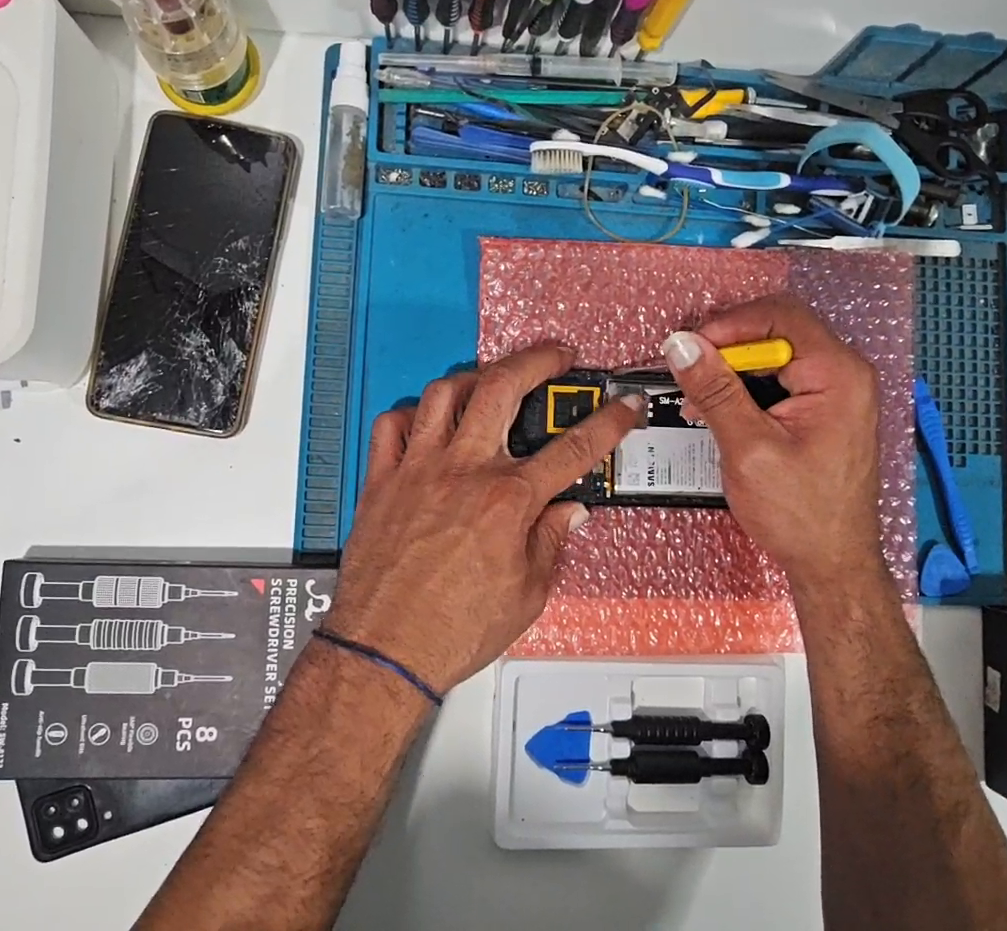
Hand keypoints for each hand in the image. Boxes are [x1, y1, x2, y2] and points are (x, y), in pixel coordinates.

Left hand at [328, 345, 644, 693]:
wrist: (386, 649)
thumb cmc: (451, 629)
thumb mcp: (526, 594)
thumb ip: (551, 543)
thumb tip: (568, 514)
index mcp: (508, 502)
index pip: (573, 449)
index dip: (607, 422)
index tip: (623, 406)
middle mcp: (463, 473)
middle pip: (503, 389)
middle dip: (537, 361)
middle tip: (555, 356)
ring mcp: (418, 471)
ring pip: (445, 393)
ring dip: (474, 377)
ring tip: (491, 379)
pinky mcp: (383, 482)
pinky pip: (390, 426)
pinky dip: (411, 413)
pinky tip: (426, 420)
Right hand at [663, 294, 883, 576]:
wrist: (831, 561)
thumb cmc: (797, 512)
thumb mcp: (748, 448)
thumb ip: (715, 391)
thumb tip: (681, 344)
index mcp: (837, 373)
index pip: (779, 316)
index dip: (728, 326)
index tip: (688, 351)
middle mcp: (844, 372)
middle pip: (777, 331)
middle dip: (727, 348)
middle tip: (689, 373)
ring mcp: (836, 391)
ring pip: (775, 356)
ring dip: (733, 371)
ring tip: (698, 401)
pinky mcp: (823, 410)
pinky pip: (781, 380)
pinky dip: (747, 390)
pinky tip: (720, 413)